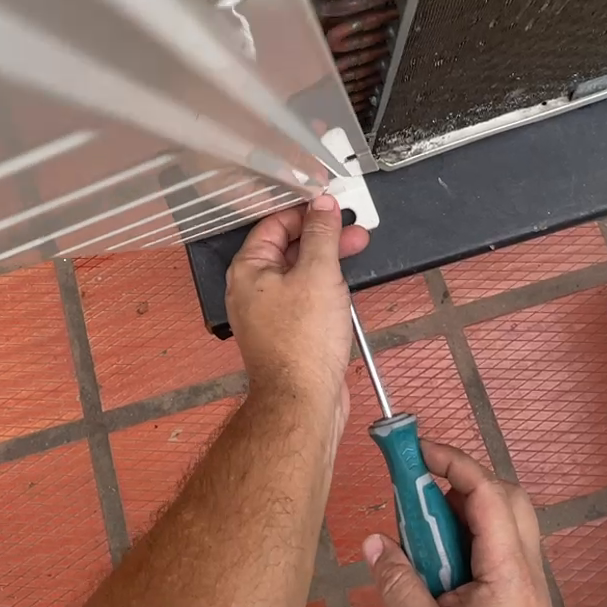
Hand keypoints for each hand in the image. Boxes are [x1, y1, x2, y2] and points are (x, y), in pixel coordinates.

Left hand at [225, 195, 369, 418]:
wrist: (303, 402)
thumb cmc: (303, 340)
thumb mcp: (318, 274)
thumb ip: (321, 235)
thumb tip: (322, 204)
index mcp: (248, 269)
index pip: (275, 224)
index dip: (304, 212)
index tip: (332, 206)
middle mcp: (251, 288)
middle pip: (287, 247)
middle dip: (322, 236)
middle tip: (353, 230)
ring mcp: (267, 312)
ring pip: (298, 272)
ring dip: (326, 259)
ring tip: (357, 250)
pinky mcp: (285, 331)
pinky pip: (303, 296)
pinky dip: (323, 285)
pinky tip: (344, 284)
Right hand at [364, 442, 550, 606]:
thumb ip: (400, 585)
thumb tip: (375, 544)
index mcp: (510, 575)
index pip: (487, 493)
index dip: (450, 461)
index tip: (414, 449)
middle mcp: (527, 574)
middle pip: (505, 499)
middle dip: (459, 483)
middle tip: (419, 492)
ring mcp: (526, 589)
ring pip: (500, 526)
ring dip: (457, 518)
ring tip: (421, 540)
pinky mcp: (517, 602)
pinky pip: (494, 554)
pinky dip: (462, 546)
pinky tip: (436, 570)